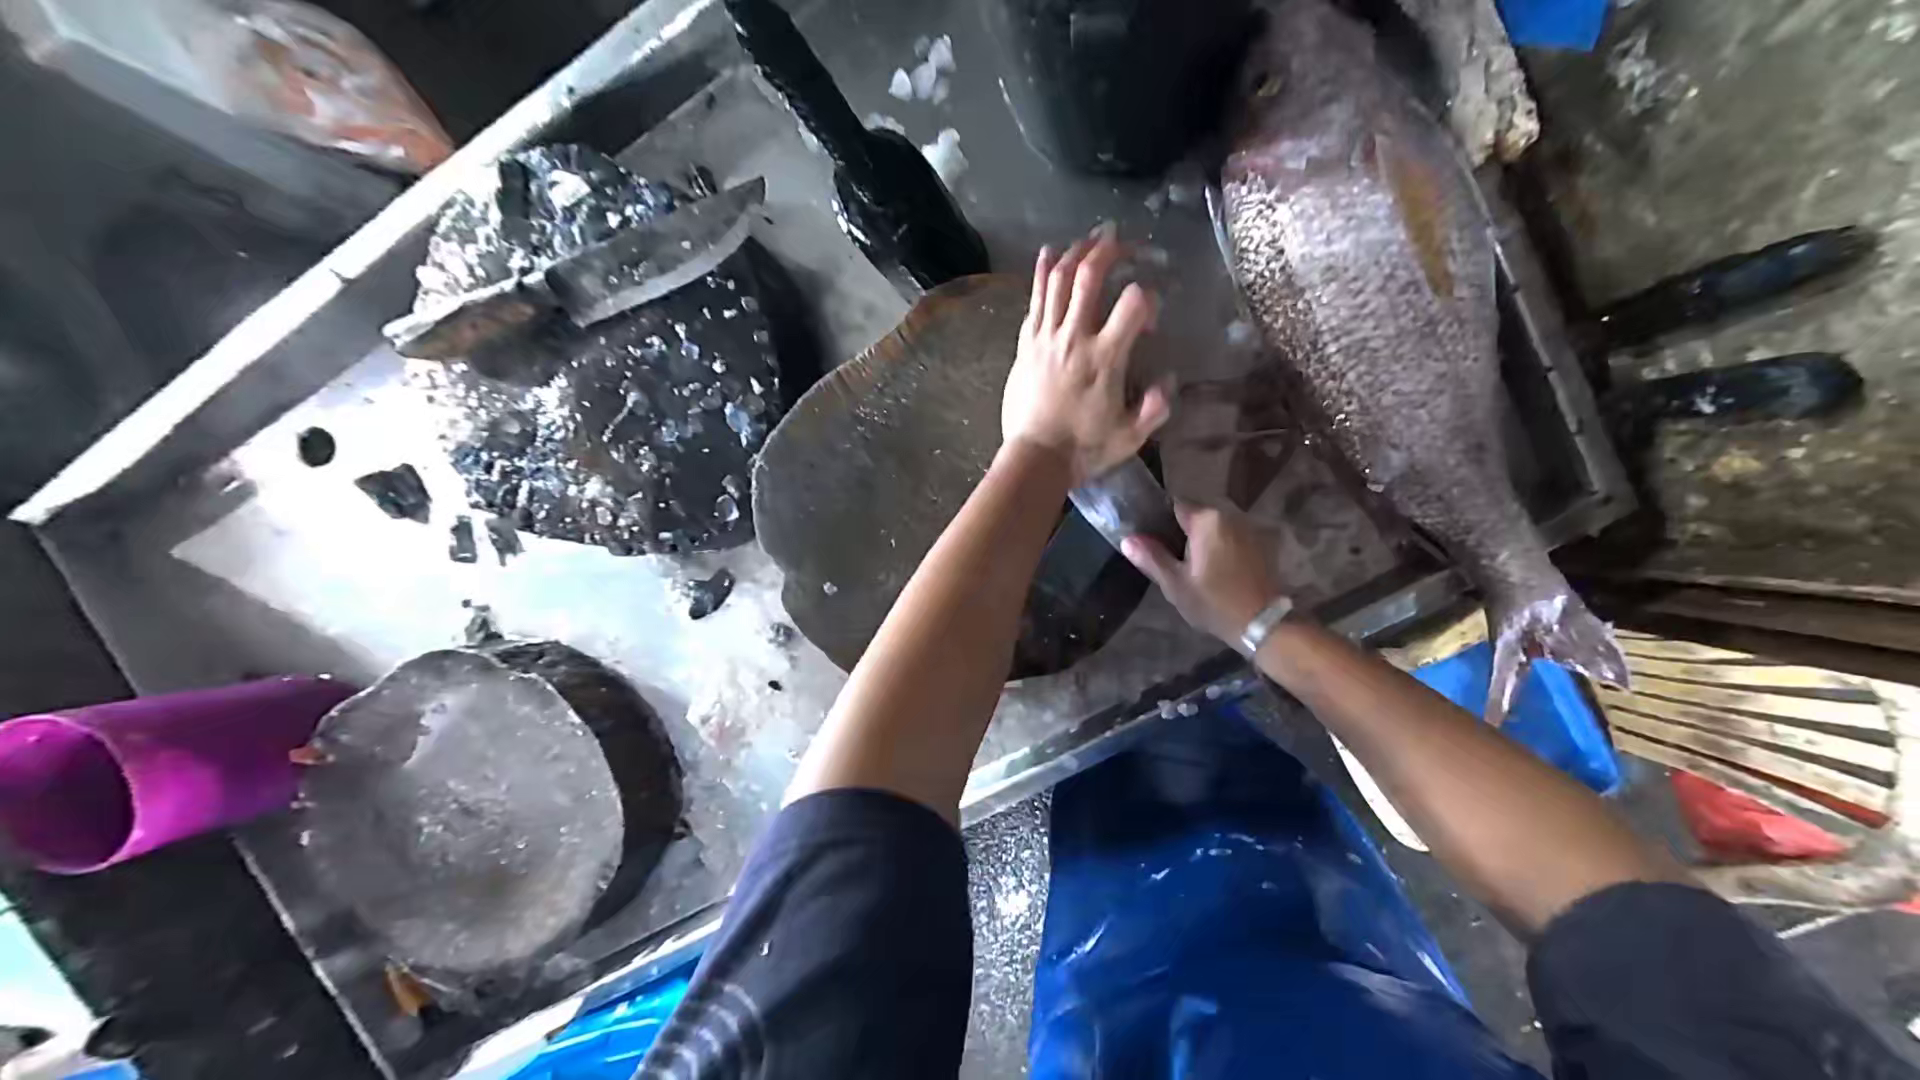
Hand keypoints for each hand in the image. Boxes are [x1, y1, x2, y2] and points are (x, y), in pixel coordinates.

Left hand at [1002, 225, 1170, 483]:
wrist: (1035, 459)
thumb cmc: (1084, 449)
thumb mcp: (1131, 436)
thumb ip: (1155, 407)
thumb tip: (1168, 381)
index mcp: (1106, 358)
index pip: (1133, 303)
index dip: (1148, 298)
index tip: (1149, 316)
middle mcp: (1075, 338)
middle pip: (1090, 276)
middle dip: (1107, 250)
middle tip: (1119, 238)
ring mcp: (1045, 338)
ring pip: (1058, 281)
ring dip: (1075, 253)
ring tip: (1088, 237)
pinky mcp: (1025, 344)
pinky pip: (1035, 299)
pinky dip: (1043, 272)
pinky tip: (1050, 254)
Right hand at [1122, 502, 1284, 645]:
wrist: (1264, 624)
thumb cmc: (1214, 602)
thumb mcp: (1175, 584)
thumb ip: (1151, 558)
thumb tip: (1128, 539)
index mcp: (1207, 520)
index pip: (1174, 505)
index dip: (1160, 520)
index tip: (1151, 540)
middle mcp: (1231, 516)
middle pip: (1196, 516)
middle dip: (1182, 532)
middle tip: (1169, 559)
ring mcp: (1250, 529)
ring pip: (1215, 527)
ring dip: (1202, 541)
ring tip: (1191, 566)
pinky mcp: (1262, 545)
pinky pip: (1231, 538)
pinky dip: (1220, 548)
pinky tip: (1214, 570)